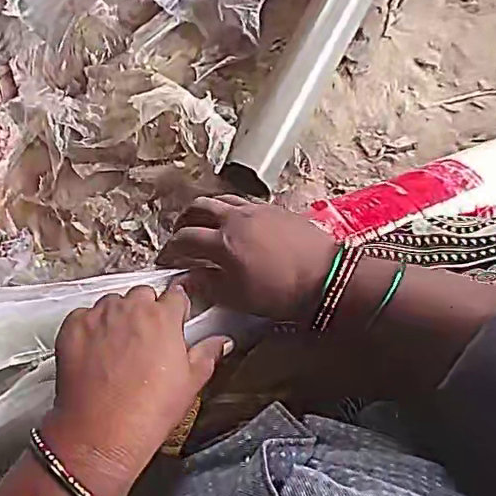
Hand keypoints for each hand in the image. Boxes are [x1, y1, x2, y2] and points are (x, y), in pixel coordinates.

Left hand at [46, 284, 231, 486]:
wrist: (102, 431)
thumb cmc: (147, 411)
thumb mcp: (191, 383)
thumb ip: (207, 353)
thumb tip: (222, 342)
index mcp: (162, 317)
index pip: (175, 296)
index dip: (175, 310)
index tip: (173, 319)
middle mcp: (129, 309)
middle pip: (141, 296)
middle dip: (144, 311)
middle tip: (145, 340)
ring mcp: (98, 316)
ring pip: (111, 304)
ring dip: (116, 318)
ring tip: (118, 349)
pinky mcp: (72, 327)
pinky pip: (82, 316)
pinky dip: (89, 328)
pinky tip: (95, 353)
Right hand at [157, 195, 337, 321]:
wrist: (329, 277)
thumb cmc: (282, 293)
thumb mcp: (238, 296)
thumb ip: (207, 285)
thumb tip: (185, 280)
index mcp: (222, 242)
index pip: (184, 239)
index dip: (170, 249)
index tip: (166, 259)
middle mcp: (234, 218)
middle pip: (197, 208)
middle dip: (184, 221)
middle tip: (180, 236)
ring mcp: (256, 210)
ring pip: (220, 199)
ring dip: (205, 210)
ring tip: (204, 224)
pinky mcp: (274, 209)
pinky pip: (242, 201)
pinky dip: (228, 209)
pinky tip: (235, 223)